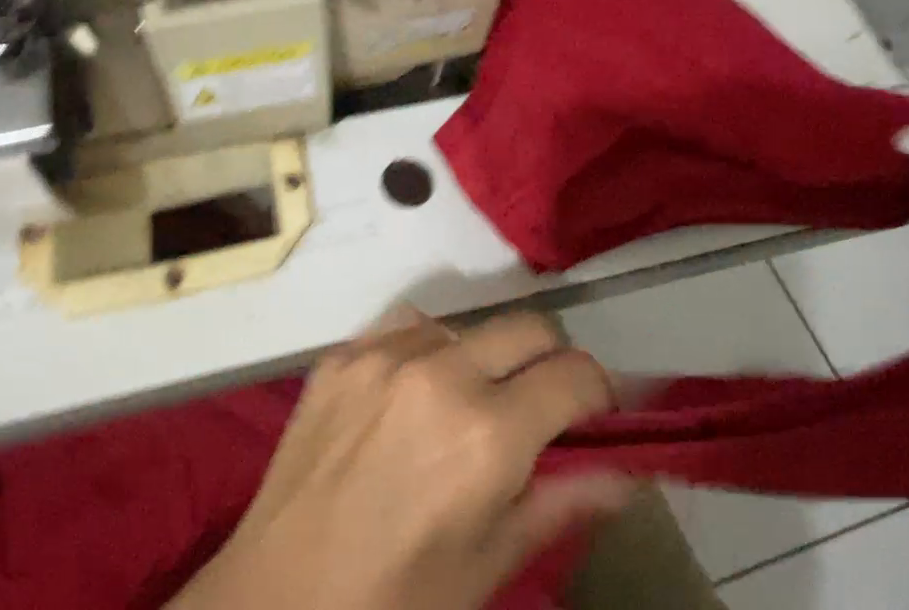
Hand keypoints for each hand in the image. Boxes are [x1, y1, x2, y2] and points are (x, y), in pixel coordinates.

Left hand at [170, 309, 633, 609]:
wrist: (281, 591)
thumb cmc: (398, 595)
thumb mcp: (491, 562)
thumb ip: (563, 504)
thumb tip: (626, 474)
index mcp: (488, 432)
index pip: (577, 373)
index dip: (599, 393)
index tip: (594, 416)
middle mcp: (439, 374)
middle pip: (529, 327)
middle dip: (550, 362)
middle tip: (539, 408)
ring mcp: (381, 356)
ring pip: (465, 326)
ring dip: (481, 358)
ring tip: (464, 407)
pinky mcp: (339, 355)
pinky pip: (403, 330)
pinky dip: (424, 354)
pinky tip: (410, 398)